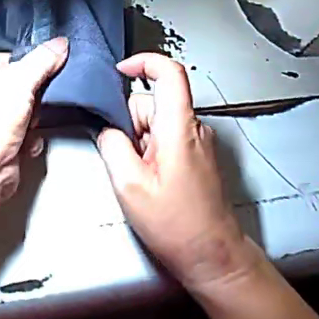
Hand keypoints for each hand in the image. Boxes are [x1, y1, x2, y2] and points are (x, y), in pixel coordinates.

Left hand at [0, 37, 67, 236]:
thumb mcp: (18, 82)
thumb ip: (42, 61)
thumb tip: (58, 45)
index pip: (8, 57)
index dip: (31, 63)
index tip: (50, 66)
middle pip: (20, 86)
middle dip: (34, 96)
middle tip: (35, 100)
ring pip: (25, 113)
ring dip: (34, 120)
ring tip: (27, 125)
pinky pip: (26, 136)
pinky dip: (31, 140)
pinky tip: (24, 143)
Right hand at [96, 54, 258, 290]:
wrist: (212, 256)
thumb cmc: (178, 226)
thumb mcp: (129, 185)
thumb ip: (111, 145)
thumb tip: (106, 130)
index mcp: (179, 129)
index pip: (169, 73)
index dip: (143, 62)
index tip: (121, 70)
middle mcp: (193, 129)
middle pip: (151, 102)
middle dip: (129, 124)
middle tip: (127, 161)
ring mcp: (197, 142)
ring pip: (155, 123)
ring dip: (139, 143)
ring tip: (142, 178)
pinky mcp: (196, 155)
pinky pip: (164, 139)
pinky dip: (150, 153)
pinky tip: (150, 182)